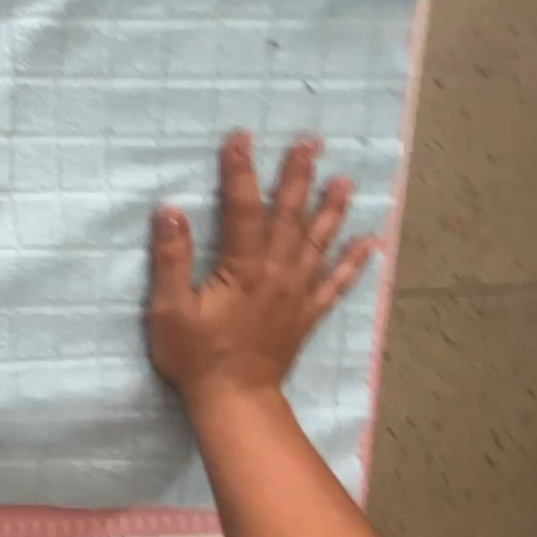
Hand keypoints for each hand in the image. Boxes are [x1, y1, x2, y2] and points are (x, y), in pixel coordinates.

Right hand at [148, 130, 378, 408]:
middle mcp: (279, 273)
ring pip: (318, 242)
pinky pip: (336, 282)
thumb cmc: (193, 354)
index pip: (244, 210)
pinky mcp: (306, 313)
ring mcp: (297, 294)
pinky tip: (367, 242)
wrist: (233, 396)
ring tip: (344, 179)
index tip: (241, 139)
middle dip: (297, 177)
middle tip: (309, 143)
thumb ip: (171, 259)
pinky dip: (352, 261)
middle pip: (289, 217)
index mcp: (244, 269)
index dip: (241, 172)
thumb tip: (170, 212)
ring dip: (331, 209)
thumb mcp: (169, 308)